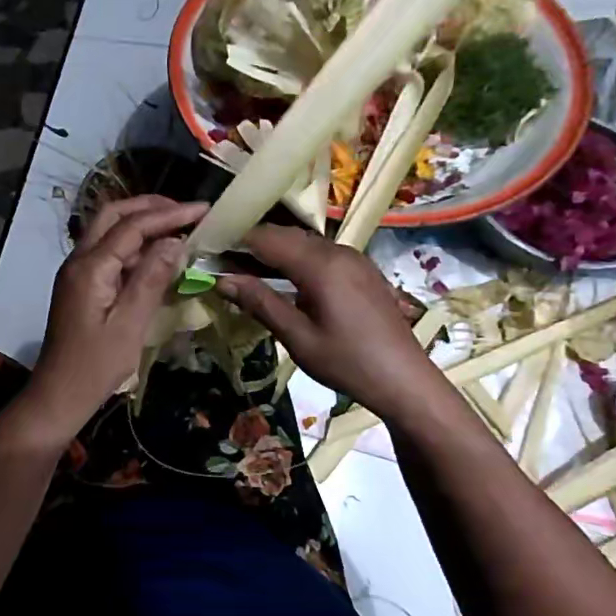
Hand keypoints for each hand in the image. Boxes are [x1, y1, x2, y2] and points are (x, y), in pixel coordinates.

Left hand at [27, 196, 206, 434]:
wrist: (59, 394)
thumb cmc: (95, 365)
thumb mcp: (130, 324)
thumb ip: (151, 278)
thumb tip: (175, 241)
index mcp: (89, 267)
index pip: (132, 226)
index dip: (169, 214)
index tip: (203, 209)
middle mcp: (78, 260)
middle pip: (113, 216)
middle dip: (150, 208)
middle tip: (187, 211)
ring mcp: (77, 271)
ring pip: (108, 232)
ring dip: (141, 225)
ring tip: (179, 228)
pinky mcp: (81, 285)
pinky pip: (108, 253)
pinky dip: (133, 247)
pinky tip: (158, 257)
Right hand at [216, 225, 442, 415]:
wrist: (406, 381)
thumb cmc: (348, 362)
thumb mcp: (297, 337)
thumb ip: (260, 303)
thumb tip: (222, 280)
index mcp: (320, 266)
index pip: (267, 238)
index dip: (236, 239)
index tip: (209, 248)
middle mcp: (338, 252)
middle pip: (285, 235)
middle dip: (252, 243)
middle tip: (221, 258)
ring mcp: (354, 259)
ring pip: (303, 242)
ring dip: (274, 250)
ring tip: (245, 268)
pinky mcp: (362, 270)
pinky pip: (320, 252)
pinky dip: (295, 257)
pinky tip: (283, 278)